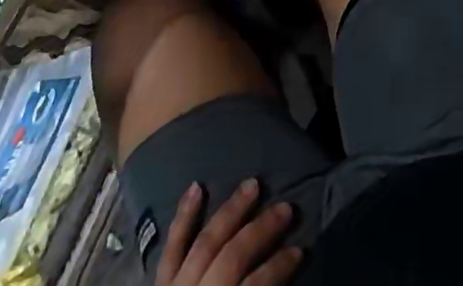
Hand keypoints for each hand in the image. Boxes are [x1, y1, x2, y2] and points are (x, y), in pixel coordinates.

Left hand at [155, 179, 302, 285]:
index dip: (279, 268)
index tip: (302, 250)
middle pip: (231, 258)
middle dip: (260, 231)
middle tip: (286, 207)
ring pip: (205, 242)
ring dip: (230, 211)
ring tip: (253, 185)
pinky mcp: (160, 283)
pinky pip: (172, 244)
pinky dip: (184, 214)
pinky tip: (197, 186)